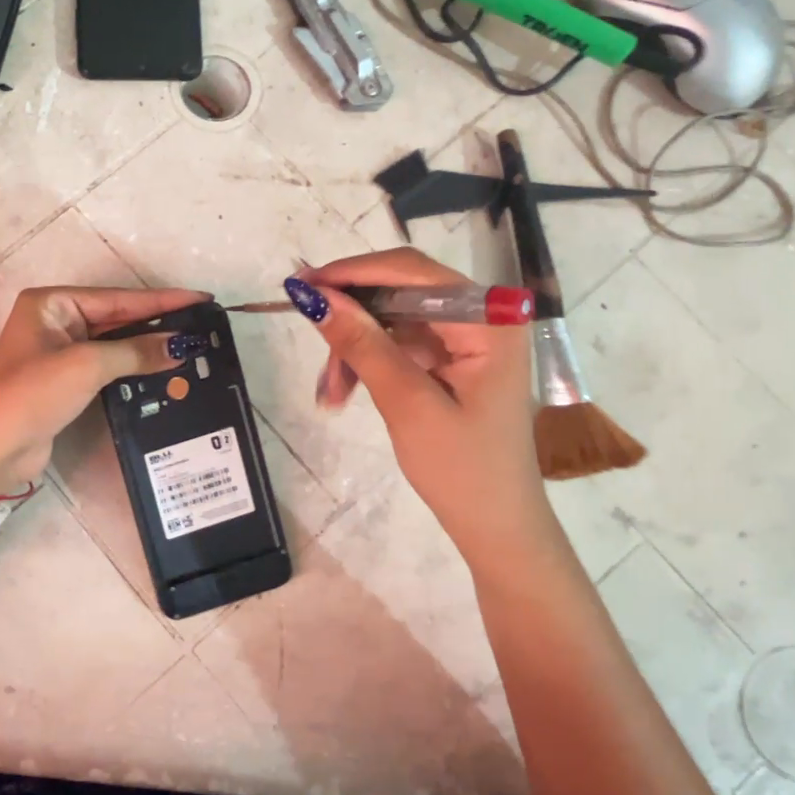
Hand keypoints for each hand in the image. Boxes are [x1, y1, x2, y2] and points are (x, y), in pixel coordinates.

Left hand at [0, 287, 208, 497]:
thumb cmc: (33, 395)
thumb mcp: (86, 366)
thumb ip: (135, 351)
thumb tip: (181, 345)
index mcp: (50, 304)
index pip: (116, 298)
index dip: (161, 301)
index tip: (201, 300)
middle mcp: (53, 321)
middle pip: (115, 318)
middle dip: (156, 324)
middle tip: (203, 326)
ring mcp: (57, 352)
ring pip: (112, 344)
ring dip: (146, 347)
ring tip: (191, 348)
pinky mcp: (63, 382)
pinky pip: (105, 367)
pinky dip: (131, 368)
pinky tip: (161, 371)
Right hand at [291, 249, 549, 541]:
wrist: (495, 523)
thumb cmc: (462, 468)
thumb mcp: (406, 403)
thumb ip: (362, 344)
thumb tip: (312, 296)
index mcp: (488, 321)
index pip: (412, 272)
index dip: (352, 272)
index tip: (299, 286)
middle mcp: (482, 317)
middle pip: (398, 291)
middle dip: (349, 318)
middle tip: (306, 337)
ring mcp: (465, 338)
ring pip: (388, 318)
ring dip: (352, 347)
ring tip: (330, 393)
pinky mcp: (449, 359)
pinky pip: (395, 343)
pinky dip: (365, 362)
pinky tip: (343, 391)